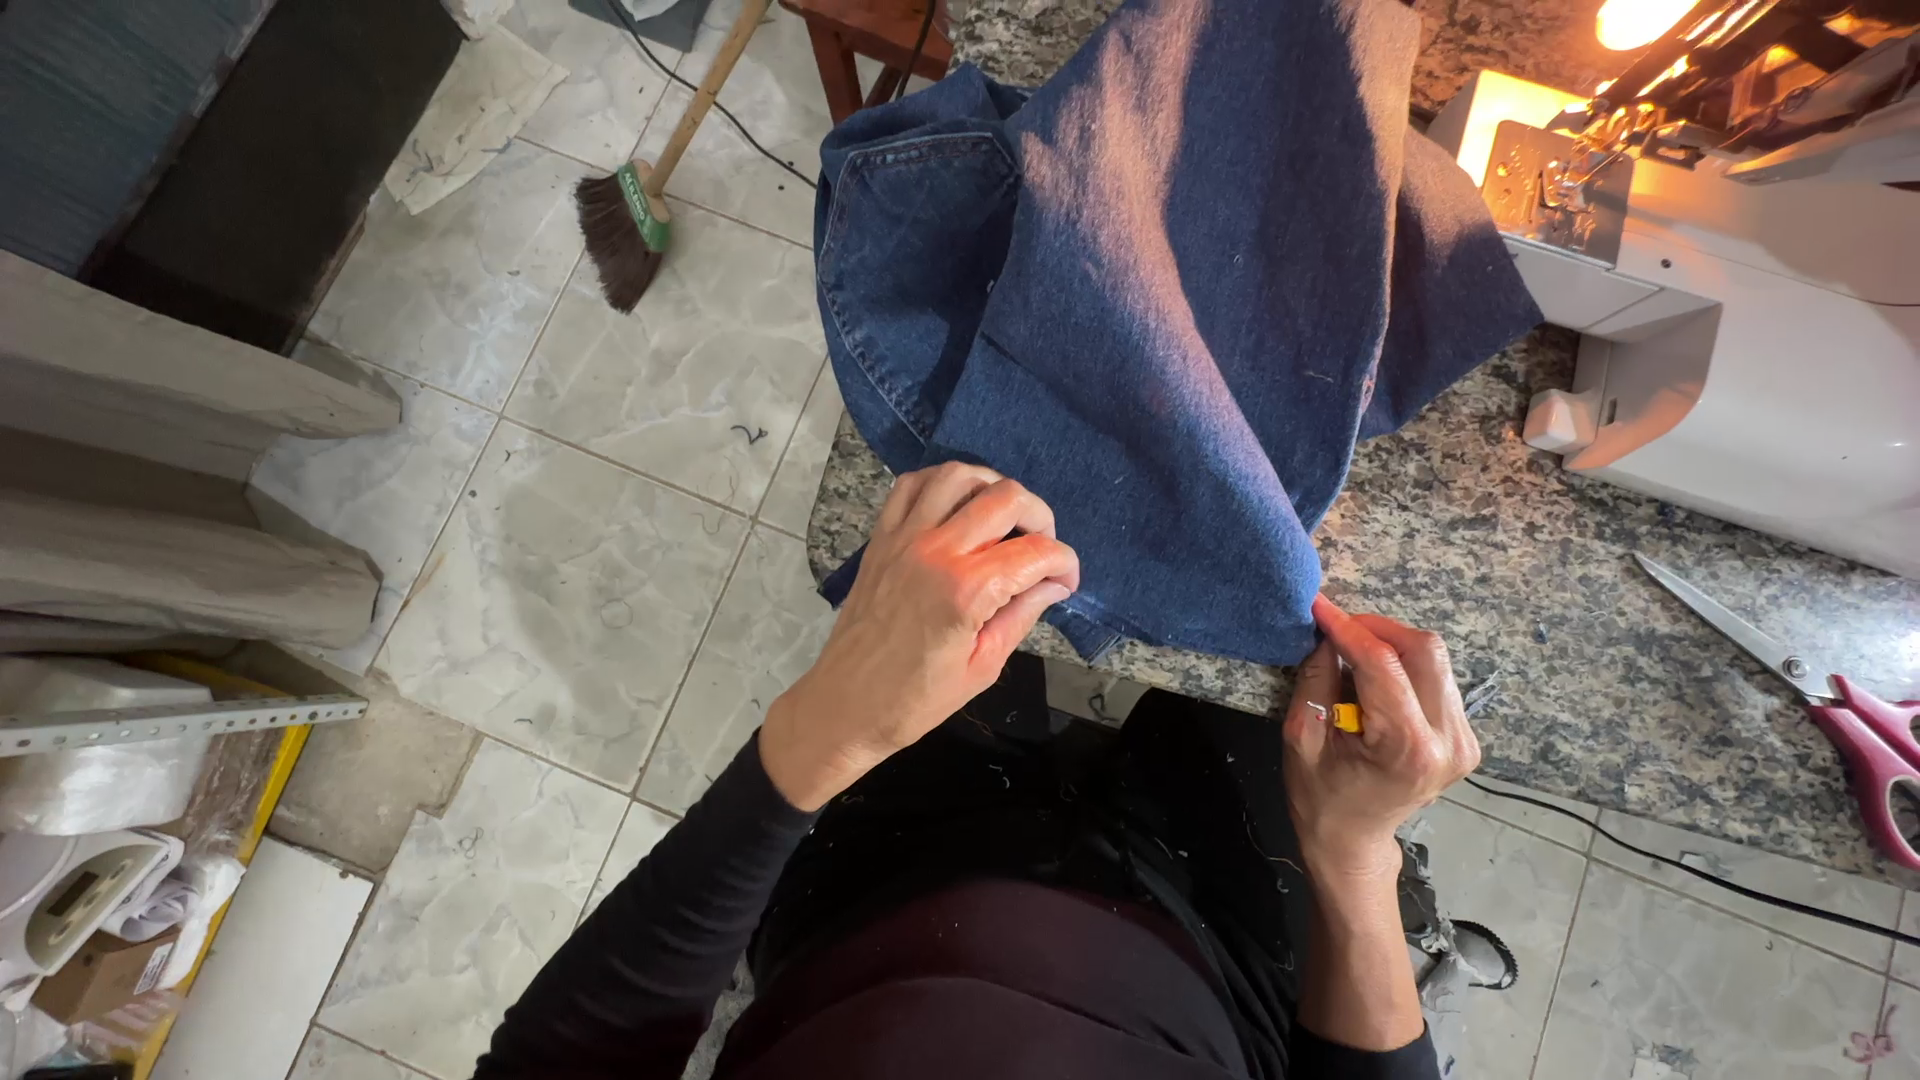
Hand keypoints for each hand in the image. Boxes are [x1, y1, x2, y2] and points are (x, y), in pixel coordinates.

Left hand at [760, 463, 1079, 810]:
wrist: (845, 704)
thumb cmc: (916, 699)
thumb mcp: (984, 666)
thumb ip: (1023, 614)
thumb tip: (1055, 583)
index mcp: (967, 591)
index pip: (1036, 552)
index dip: (1064, 562)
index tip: (1067, 580)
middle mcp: (936, 551)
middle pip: (1005, 498)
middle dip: (1040, 516)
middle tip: (1043, 547)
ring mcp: (904, 538)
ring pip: (959, 476)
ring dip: (992, 487)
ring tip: (1003, 517)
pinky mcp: (881, 537)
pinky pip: (911, 484)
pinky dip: (941, 484)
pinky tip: (957, 506)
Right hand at [1283, 595, 1480, 884]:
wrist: (1353, 839)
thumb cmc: (1319, 795)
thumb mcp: (1302, 737)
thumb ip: (1316, 680)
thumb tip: (1327, 635)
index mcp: (1406, 747)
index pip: (1382, 665)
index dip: (1348, 628)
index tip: (1319, 606)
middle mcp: (1448, 740)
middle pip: (1425, 651)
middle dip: (1377, 628)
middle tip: (1337, 626)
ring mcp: (1464, 739)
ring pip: (1435, 659)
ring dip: (1390, 644)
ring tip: (1351, 650)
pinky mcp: (1464, 735)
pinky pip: (1437, 678)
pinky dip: (1402, 664)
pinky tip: (1373, 675)